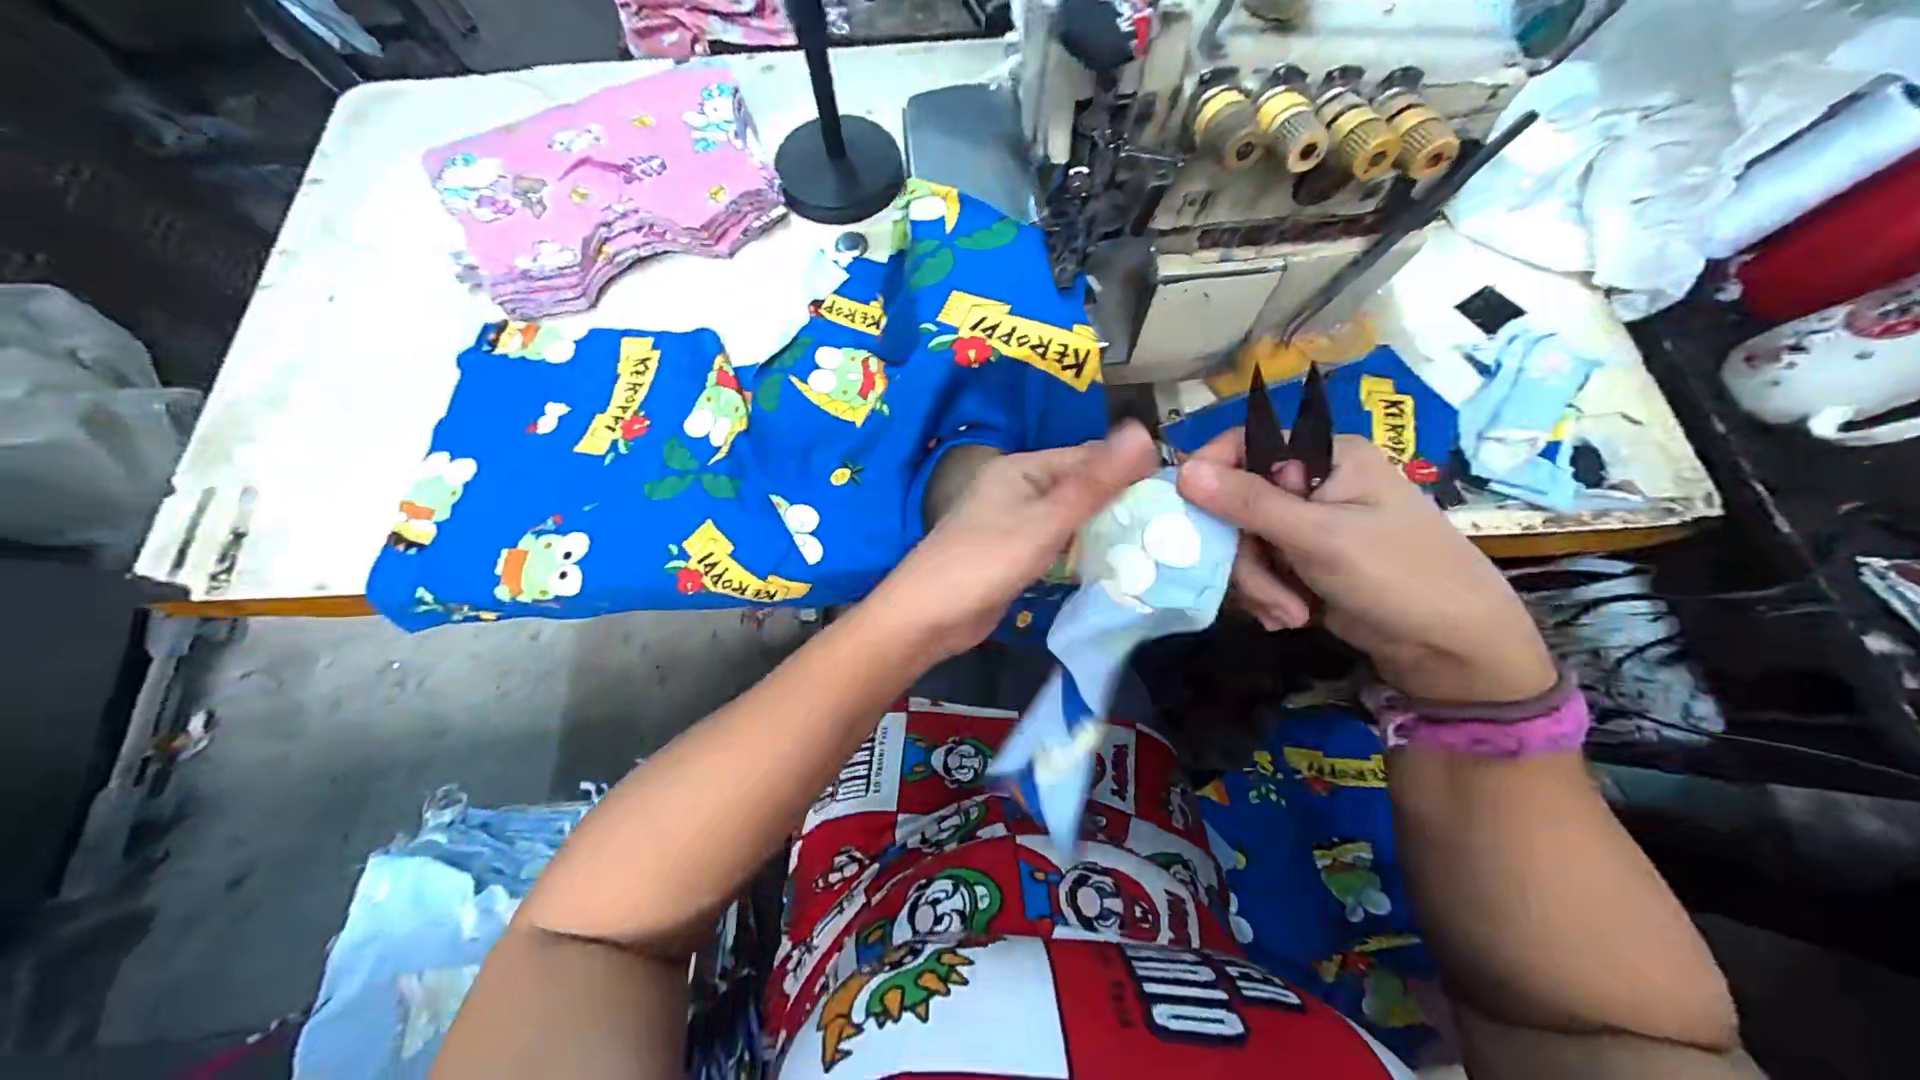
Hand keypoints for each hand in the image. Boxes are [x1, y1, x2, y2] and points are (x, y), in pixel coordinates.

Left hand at [868, 422, 1158, 658]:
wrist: (927, 617)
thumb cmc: (984, 562)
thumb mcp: (1045, 522)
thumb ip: (1094, 483)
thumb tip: (1143, 432)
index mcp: (1022, 468)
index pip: (1087, 456)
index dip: (1127, 469)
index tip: (1172, 493)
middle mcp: (1018, 488)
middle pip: (1080, 486)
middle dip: (1119, 502)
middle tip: (1168, 526)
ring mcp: (1015, 523)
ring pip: (1070, 517)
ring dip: (1102, 528)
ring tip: (1152, 544)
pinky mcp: (1015, 554)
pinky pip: (1057, 544)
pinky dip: (1081, 550)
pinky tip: (1110, 563)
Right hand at [1176, 428, 1555, 703]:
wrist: (1452, 647)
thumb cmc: (1398, 576)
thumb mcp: (1319, 537)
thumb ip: (1250, 503)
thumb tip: (1184, 470)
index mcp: (1324, 455)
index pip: (1244, 445)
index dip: (1210, 475)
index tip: (1188, 511)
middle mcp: (1311, 483)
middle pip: (1236, 503)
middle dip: (1244, 555)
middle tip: (1263, 592)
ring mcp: (1305, 524)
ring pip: (1242, 541)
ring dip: (1257, 583)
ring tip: (1289, 614)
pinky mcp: (1301, 560)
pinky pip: (1257, 568)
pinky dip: (1266, 595)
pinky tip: (1289, 616)